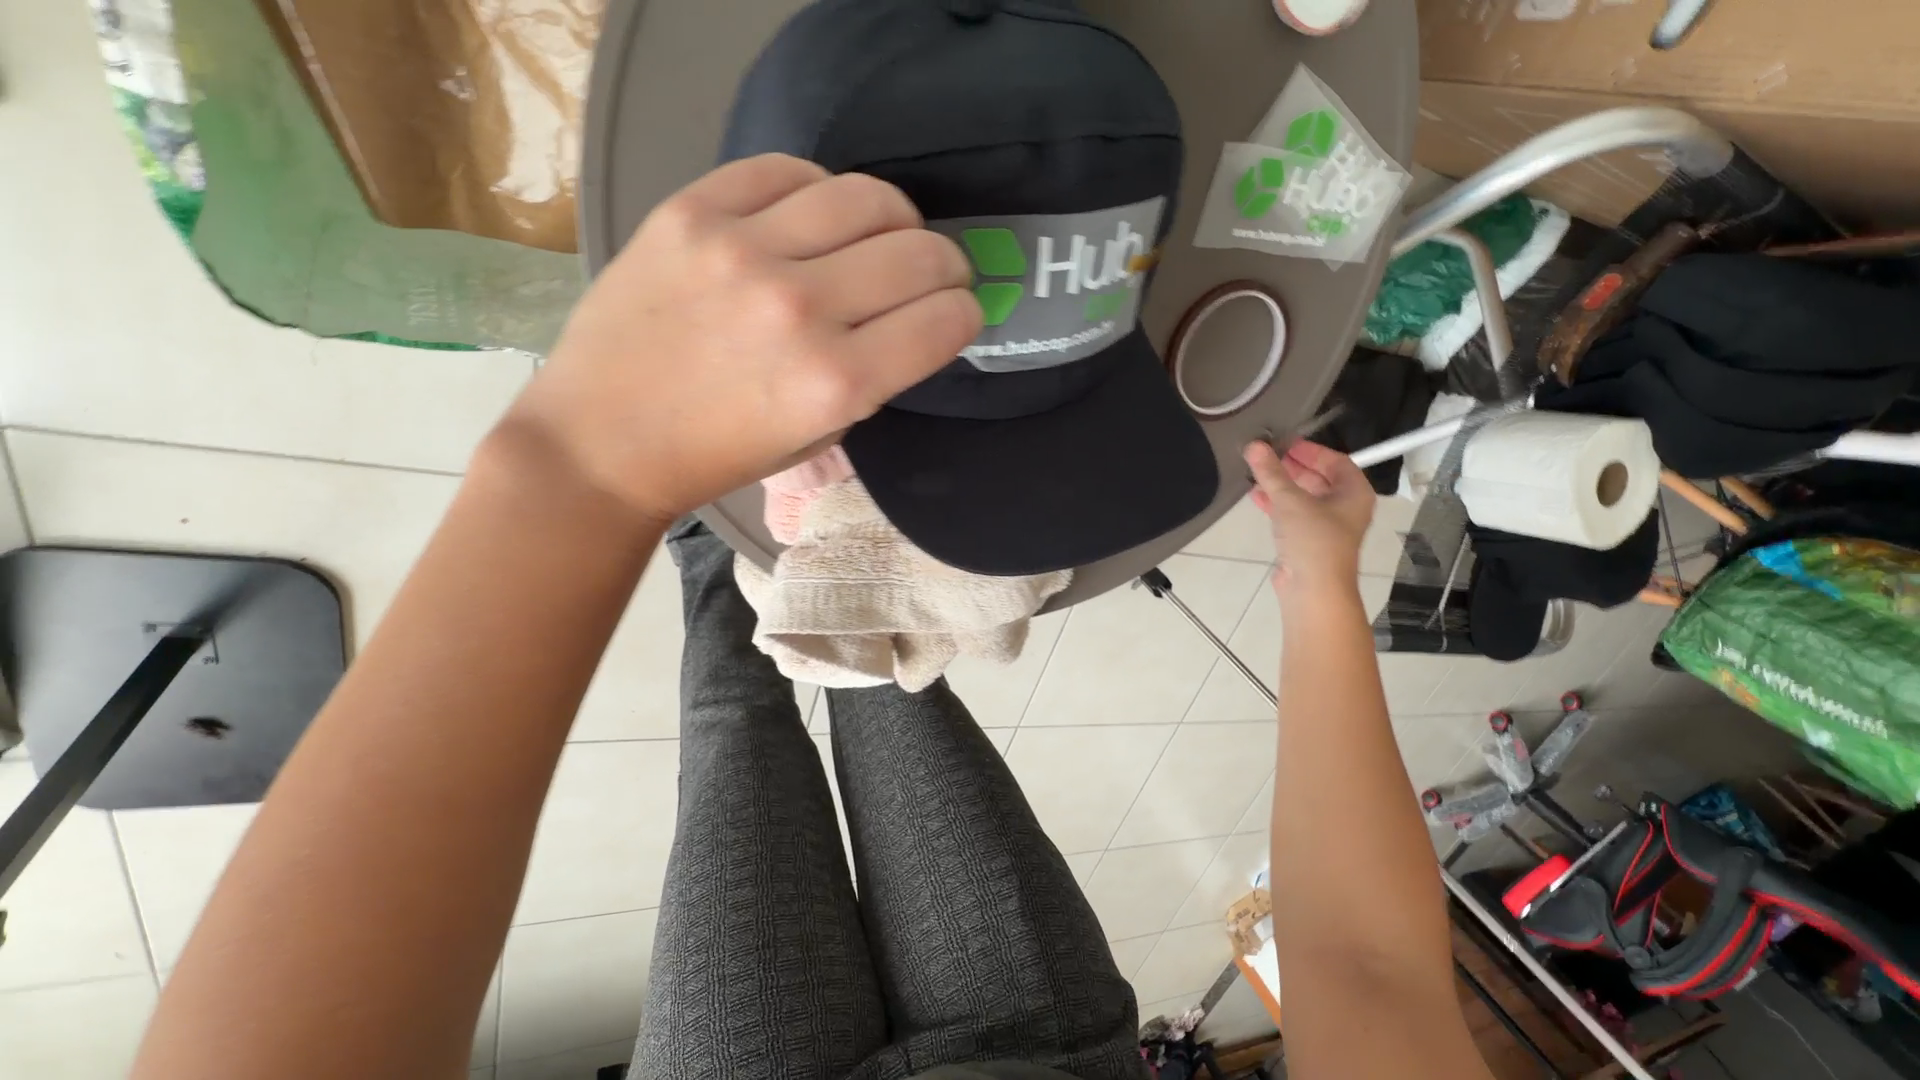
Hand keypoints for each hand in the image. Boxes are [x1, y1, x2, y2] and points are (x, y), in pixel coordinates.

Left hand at [506, 154, 982, 524]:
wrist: (601, 442)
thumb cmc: (716, 456)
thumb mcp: (818, 438)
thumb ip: (873, 375)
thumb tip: (914, 316)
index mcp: (836, 384)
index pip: (946, 318)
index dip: (964, 313)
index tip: (954, 313)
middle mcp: (799, 309)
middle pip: (920, 253)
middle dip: (944, 266)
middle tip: (928, 276)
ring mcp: (742, 251)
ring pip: (867, 197)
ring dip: (895, 219)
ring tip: (880, 236)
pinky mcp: (692, 212)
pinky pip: (788, 170)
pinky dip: (818, 191)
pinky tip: (813, 217)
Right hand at [1245, 440, 1374, 596]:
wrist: (1313, 590)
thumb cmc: (1313, 540)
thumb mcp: (1290, 500)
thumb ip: (1271, 472)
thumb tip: (1254, 445)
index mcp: (1354, 492)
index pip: (1335, 460)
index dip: (1310, 450)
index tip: (1284, 444)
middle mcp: (1346, 507)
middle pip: (1319, 478)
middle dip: (1292, 467)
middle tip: (1267, 456)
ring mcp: (1327, 526)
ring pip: (1304, 497)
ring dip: (1282, 485)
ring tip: (1257, 474)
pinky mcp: (1309, 541)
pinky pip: (1294, 514)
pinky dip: (1277, 504)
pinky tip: (1257, 497)